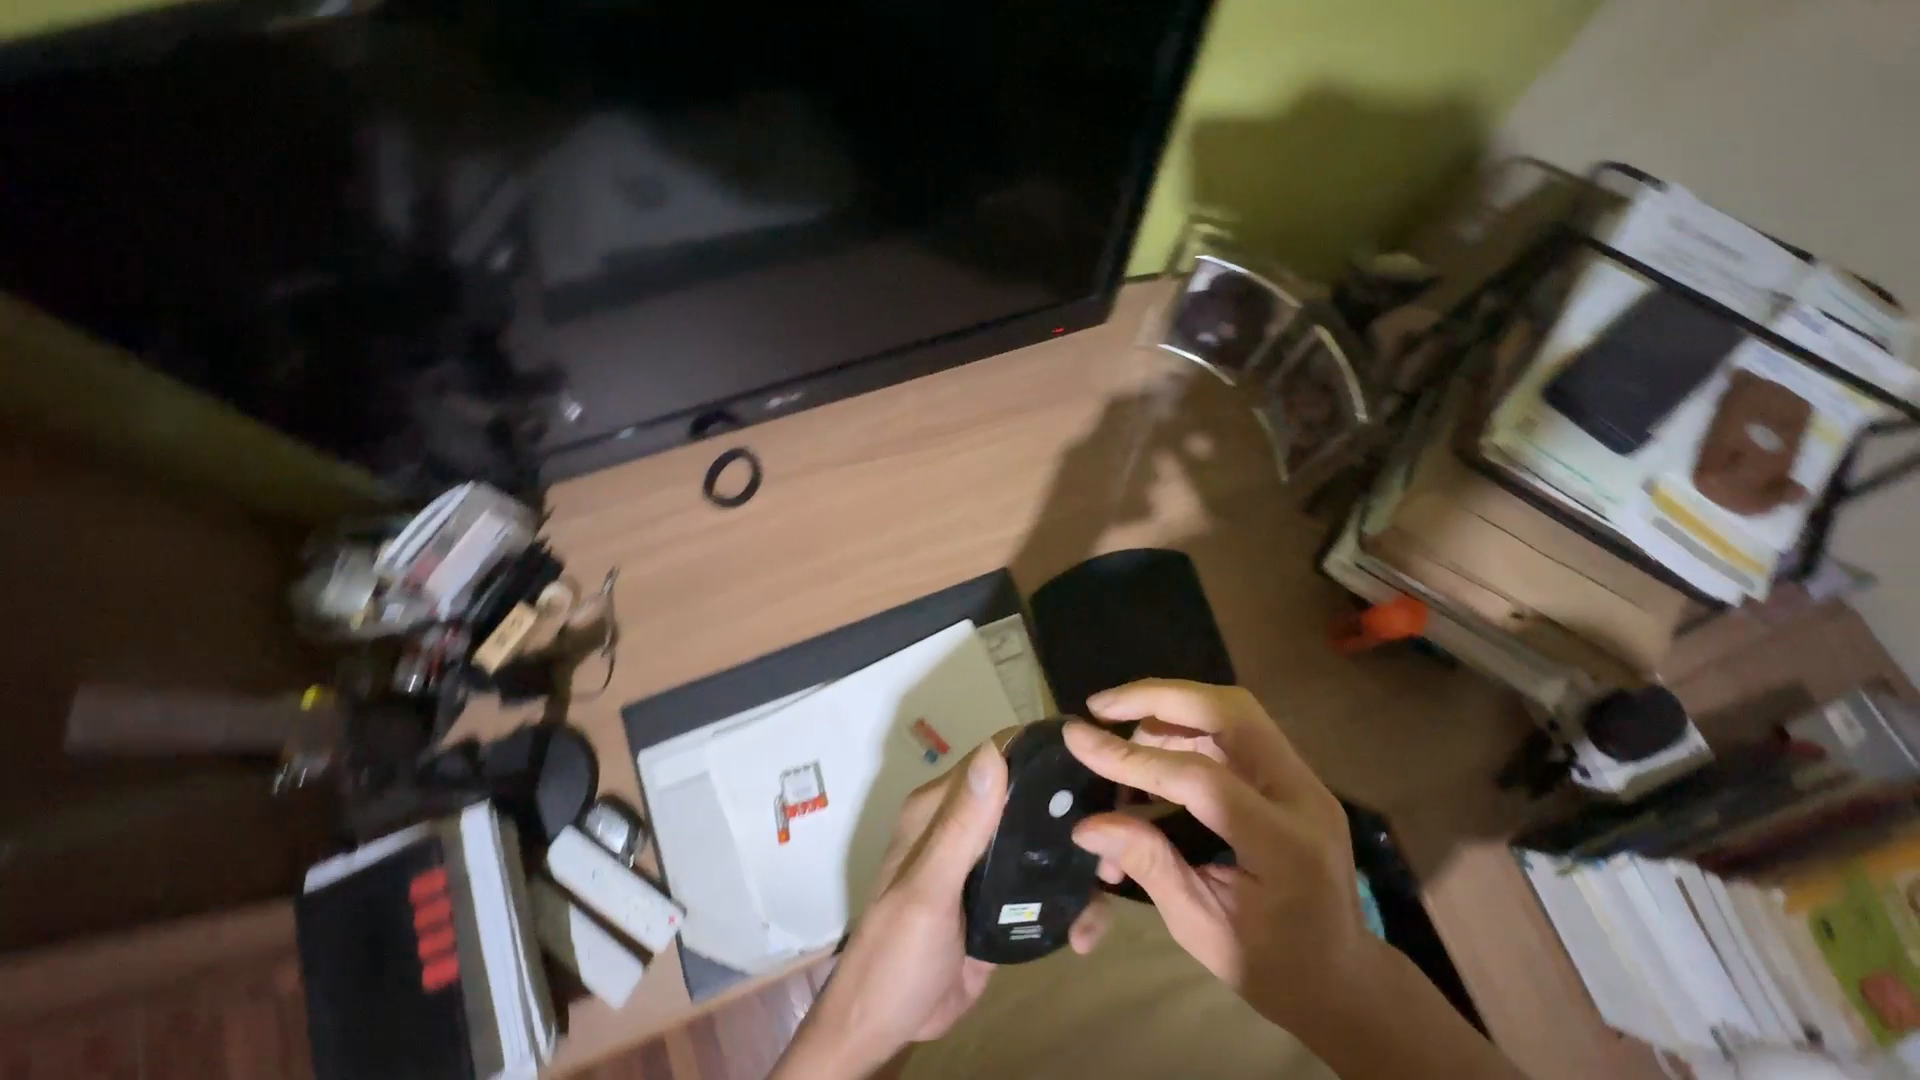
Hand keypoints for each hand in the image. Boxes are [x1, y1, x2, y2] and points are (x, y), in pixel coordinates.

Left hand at [775, 743, 1114, 1078]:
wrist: (889, 1027)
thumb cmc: (896, 955)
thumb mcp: (928, 890)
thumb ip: (961, 827)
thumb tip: (994, 753)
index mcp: (940, 811)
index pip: (996, 760)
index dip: (1041, 759)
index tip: (1094, 768)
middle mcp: (967, 829)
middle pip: (1032, 803)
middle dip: (1076, 821)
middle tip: (1112, 848)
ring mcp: (988, 868)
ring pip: (1048, 848)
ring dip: (1082, 868)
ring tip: (1108, 891)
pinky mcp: (1007, 906)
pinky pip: (1050, 892)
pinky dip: (1074, 908)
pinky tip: (1083, 937)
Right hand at [1062, 680, 1379, 1032]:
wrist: (1341, 977)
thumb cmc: (1270, 965)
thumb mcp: (1201, 927)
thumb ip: (1149, 865)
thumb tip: (1087, 825)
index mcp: (1283, 845)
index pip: (1201, 778)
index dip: (1133, 757)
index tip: (1077, 739)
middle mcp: (1303, 796)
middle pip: (1230, 712)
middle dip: (1158, 698)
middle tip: (1101, 706)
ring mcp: (1305, 781)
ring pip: (1236, 710)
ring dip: (1173, 708)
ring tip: (1122, 730)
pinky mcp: (1295, 777)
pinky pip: (1239, 730)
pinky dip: (1190, 725)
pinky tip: (1155, 745)